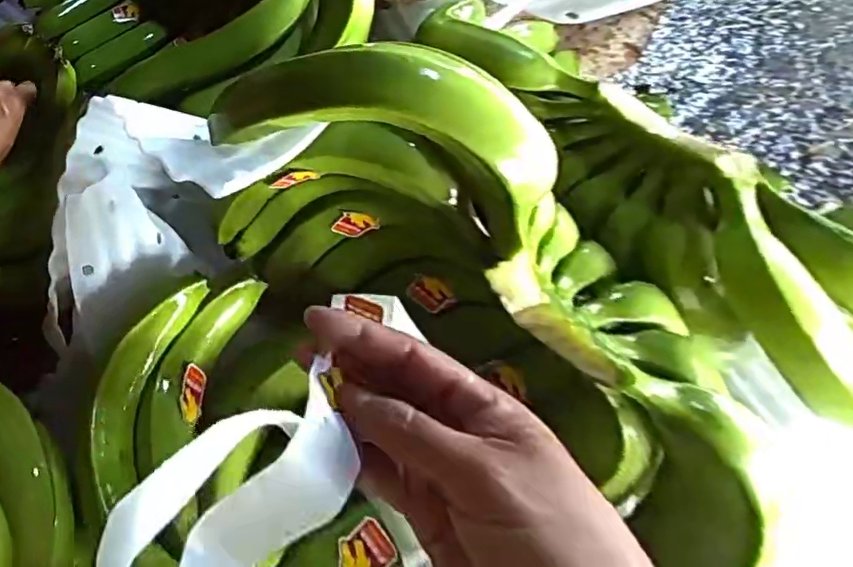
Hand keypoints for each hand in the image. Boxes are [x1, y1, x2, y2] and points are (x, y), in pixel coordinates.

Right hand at [304, 307, 650, 566]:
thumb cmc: (552, 533)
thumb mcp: (485, 473)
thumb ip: (415, 432)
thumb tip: (353, 394)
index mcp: (481, 404)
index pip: (413, 357)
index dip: (365, 334)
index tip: (318, 319)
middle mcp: (455, 429)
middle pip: (392, 386)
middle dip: (348, 366)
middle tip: (300, 352)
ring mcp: (439, 471)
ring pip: (380, 427)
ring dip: (344, 411)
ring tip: (306, 394)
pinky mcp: (427, 513)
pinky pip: (381, 473)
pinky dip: (352, 458)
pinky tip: (327, 446)